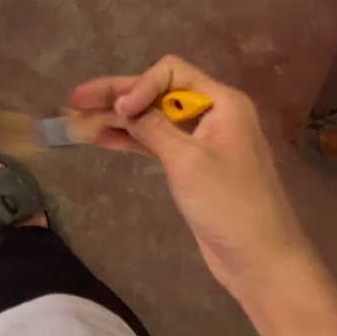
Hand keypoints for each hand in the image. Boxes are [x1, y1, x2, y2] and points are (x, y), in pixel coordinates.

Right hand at [70, 56, 316, 302]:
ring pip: (150, 117)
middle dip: (116, 97)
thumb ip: (152, 126)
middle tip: (75, 99)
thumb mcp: (187, 160)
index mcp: (222, 103)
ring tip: (77, 120)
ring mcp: (200, 140)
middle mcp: (211, 114)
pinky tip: (98, 138)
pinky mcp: (189, 164)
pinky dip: (128, 139)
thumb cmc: (230, 205)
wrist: (262, 262)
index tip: (122, 112)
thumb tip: (122, 103)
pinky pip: (153, 140)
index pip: (170, 73)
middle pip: (155, 93)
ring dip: (115, 118)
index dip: (140, 85)